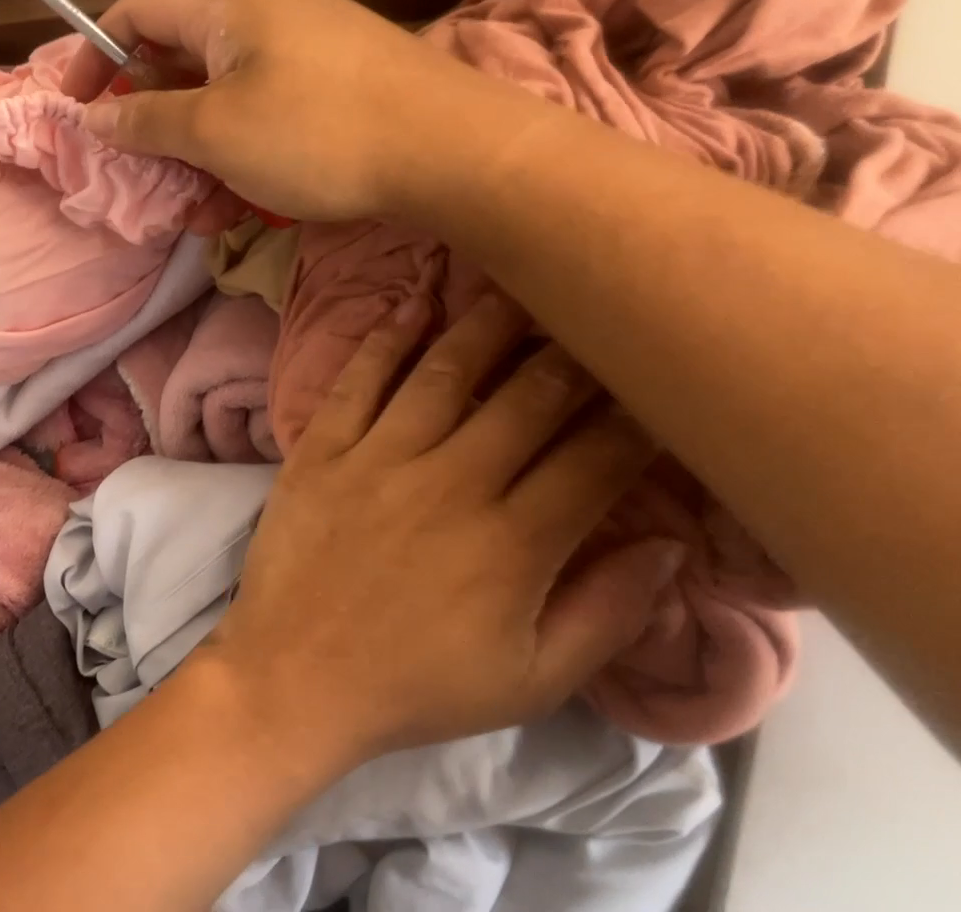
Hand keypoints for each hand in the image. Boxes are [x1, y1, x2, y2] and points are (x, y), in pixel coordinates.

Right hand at [61, 0, 561, 222]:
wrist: (449, 151)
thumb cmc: (316, 134)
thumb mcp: (214, 132)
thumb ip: (145, 120)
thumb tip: (94, 113)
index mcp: (228, 5)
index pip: (136, 10)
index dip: (93, 53)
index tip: (75, 106)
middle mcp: (264, 10)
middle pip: (177, 56)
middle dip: (149, 120)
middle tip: (139, 171)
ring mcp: (303, 44)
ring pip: (221, 93)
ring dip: (195, 152)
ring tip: (196, 208)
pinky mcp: (333, 78)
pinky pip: (262, 108)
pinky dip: (239, 150)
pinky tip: (242, 202)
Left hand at [193, 295, 677, 776]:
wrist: (294, 677)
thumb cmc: (417, 686)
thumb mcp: (535, 679)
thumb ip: (610, 611)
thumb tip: (672, 543)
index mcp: (516, 542)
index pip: (600, 457)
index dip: (641, 414)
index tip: (665, 380)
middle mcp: (450, 483)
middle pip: (529, 398)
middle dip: (576, 352)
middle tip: (604, 309)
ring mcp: (376, 461)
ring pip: (444, 374)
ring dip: (489, 324)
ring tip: (524, 281)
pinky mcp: (318, 453)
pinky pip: (356, 384)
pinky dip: (384, 340)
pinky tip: (413, 303)